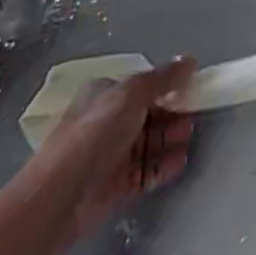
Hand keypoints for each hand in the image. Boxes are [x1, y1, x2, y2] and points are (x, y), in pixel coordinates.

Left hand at [29, 57, 197, 241]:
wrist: (61, 194)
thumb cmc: (95, 132)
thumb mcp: (132, 93)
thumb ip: (164, 77)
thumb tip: (190, 60)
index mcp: (104, 94)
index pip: (142, 86)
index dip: (167, 86)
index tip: (191, 88)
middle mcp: (106, 122)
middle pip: (148, 114)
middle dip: (173, 114)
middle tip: (194, 115)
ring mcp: (110, 154)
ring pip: (149, 143)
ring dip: (171, 139)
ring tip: (188, 139)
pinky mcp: (114, 184)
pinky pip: (145, 170)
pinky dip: (163, 165)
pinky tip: (179, 162)